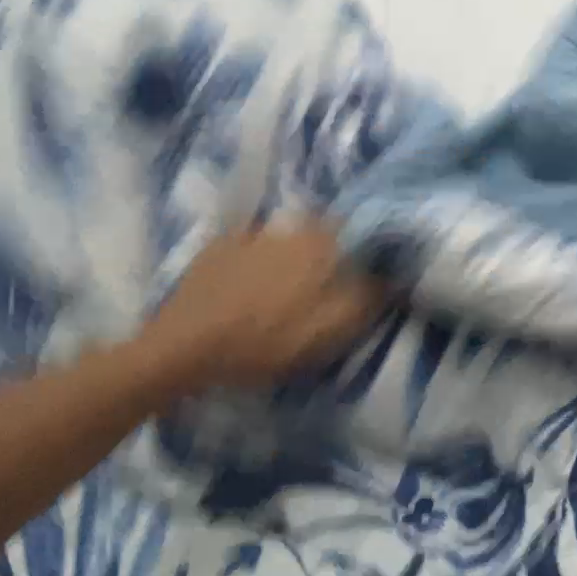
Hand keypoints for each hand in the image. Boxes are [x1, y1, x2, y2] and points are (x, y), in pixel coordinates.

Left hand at [140, 221, 383, 391]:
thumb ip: (367, 300)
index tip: (369, 265)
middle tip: (328, 280)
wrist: (183, 348)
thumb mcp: (329, 332)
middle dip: (330, 249)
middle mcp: (287, 228)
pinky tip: (253, 282)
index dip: (367, 245)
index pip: (358, 228)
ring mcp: (248, 233)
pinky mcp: (216, 246)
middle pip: (322, 231)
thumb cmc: (265, 342)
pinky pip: (251, 244)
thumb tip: (393, 276)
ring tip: (289, 285)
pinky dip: (259, 257)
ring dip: (293, 253)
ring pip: (286, 236)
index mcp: (320, 245)